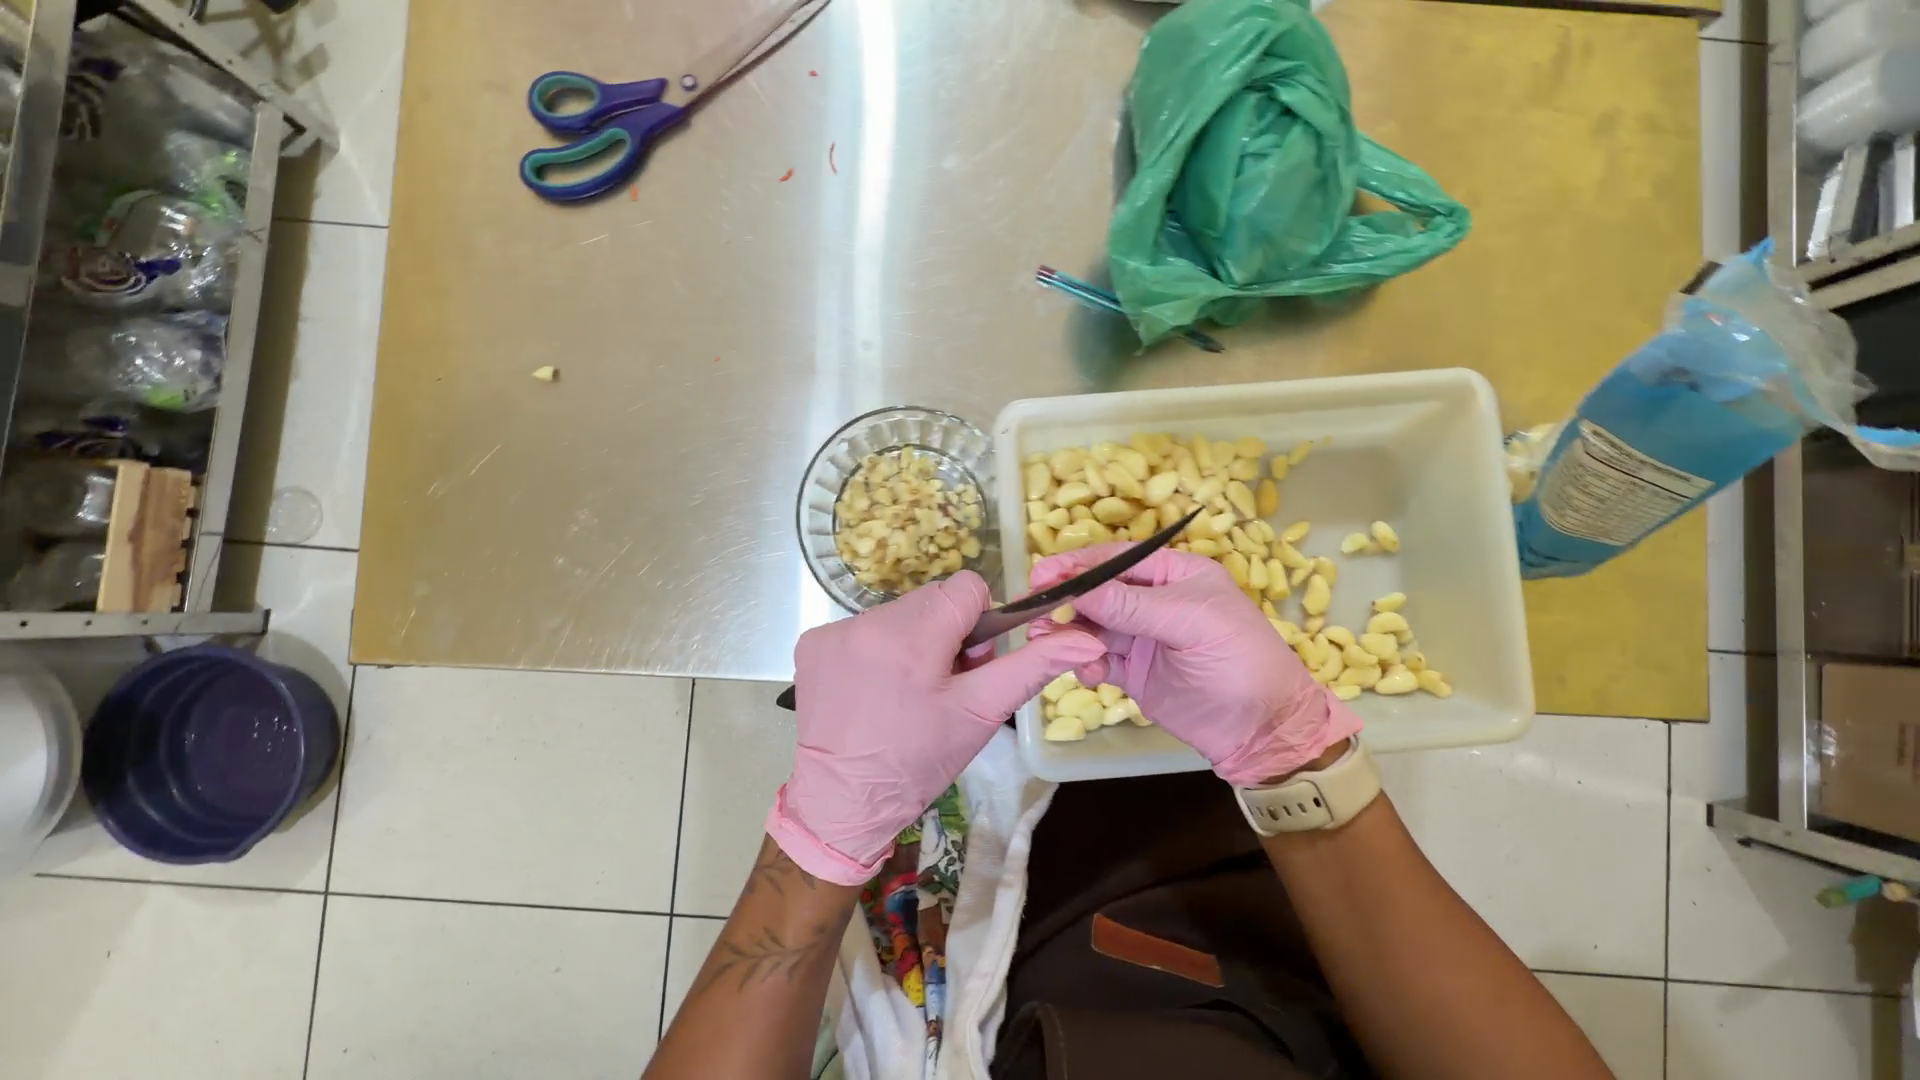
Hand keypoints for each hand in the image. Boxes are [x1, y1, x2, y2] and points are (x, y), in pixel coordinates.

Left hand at [768, 570, 1106, 883]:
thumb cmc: (918, 761)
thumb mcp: (981, 714)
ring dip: (911, 642)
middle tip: (941, 686)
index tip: (970, 665)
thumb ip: (1032, 667)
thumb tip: (1088, 638)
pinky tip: (873, 691)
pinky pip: (861, 629)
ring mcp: (833, 632)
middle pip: (931, 600)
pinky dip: (875, 651)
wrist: (843, 805)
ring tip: (906, 692)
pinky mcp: (811, 645)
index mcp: (913, 634)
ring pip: (898, 614)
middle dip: (946, 634)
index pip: (967, 587)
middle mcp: (867, 621)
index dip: (981, 623)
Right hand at [1032, 544, 1360, 784]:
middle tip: (1035, 612)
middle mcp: (1155, 600)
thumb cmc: (1240, 664)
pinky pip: (1097, 659)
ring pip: (1091, 626)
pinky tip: (1088, 672)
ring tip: (1046, 643)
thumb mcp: (1192, 625)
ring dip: (1068, 633)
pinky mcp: (1134, 672)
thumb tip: (1076, 588)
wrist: (1263, 733)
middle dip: (1066, 599)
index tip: (1043, 574)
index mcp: (1176, 575)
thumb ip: (1131, 606)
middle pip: (1098, 591)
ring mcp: (1142, 637)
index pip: (1119, 560)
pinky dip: (1085, 663)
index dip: (1080, 565)